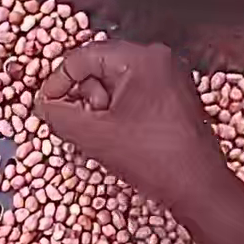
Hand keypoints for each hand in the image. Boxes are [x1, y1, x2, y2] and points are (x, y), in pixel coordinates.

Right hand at [36, 41, 232, 217]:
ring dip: (100, 107)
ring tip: (104, 135)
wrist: (198, 186)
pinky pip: (134, 94)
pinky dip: (118, 112)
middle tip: (81, 124)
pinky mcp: (174, 98)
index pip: (83, 57)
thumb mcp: (94, 136)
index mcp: (141, 59)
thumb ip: (60, 116)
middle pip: (100, 67)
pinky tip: (119, 137)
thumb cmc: (153, 159)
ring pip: (116, 82)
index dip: (58, 82)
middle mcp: (159, 60)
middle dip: (83, 97)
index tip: (47, 105)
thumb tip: (45, 105)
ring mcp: (170, 78)